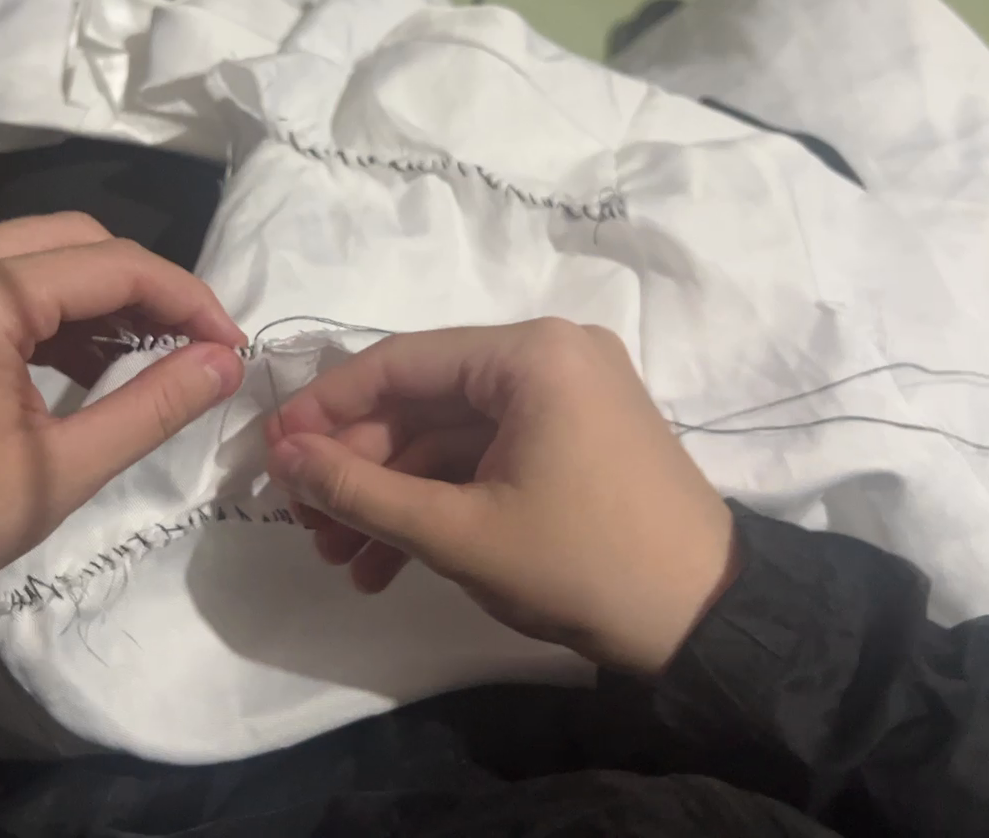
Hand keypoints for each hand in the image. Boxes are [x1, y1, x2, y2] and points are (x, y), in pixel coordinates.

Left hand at [0, 213, 245, 625]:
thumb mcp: (62, 471)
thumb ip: (155, 406)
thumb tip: (226, 362)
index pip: (113, 265)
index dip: (186, 297)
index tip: (229, 343)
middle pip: (74, 239)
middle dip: (143, 286)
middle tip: (188, 343)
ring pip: (33, 251)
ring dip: (95, 293)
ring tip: (139, 352)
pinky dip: (45, 306)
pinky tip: (73, 356)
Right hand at [264, 318, 735, 673]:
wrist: (714, 633)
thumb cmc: (584, 565)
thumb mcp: (458, 532)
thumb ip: (360, 490)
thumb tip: (282, 457)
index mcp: (529, 354)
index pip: (400, 362)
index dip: (327, 406)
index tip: (274, 450)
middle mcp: (545, 357)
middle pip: (420, 404)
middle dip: (359, 468)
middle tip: (306, 522)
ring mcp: (559, 398)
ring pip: (444, 438)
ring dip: (390, 496)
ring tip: (341, 556)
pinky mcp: (565, 437)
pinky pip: (480, 458)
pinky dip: (435, 503)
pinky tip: (387, 562)